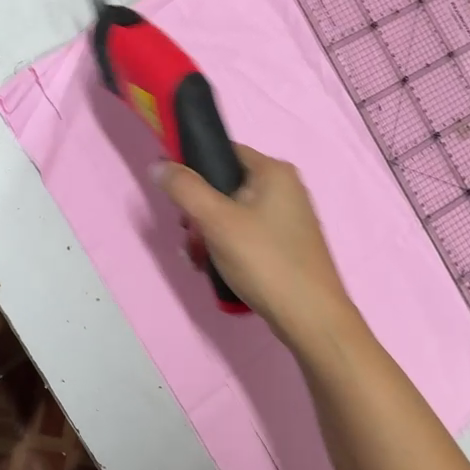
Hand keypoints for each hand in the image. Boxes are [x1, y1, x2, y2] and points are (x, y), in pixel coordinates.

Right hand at [154, 145, 352, 340]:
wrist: (311, 318)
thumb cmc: (265, 261)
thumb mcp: (216, 221)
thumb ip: (184, 189)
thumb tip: (158, 166)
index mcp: (273, 171)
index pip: (223, 151)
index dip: (193, 169)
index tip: (175, 197)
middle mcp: (284, 188)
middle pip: (224, 186)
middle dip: (198, 212)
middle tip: (189, 238)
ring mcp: (288, 218)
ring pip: (231, 214)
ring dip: (208, 234)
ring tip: (199, 260)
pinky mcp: (286, 245)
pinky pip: (246, 234)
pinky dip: (226, 247)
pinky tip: (215, 269)